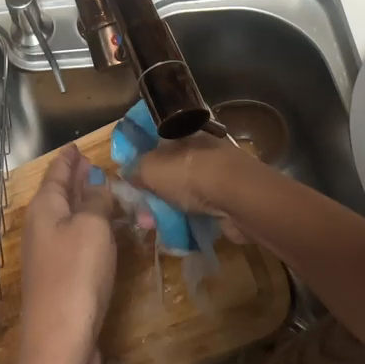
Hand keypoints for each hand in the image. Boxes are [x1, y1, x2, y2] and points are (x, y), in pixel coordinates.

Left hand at [18, 145, 116, 363]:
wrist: (60, 340)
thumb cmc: (75, 274)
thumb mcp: (91, 226)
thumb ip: (97, 201)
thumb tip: (99, 184)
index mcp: (45, 206)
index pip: (57, 172)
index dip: (69, 158)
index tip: (77, 145)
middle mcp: (43, 226)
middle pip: (61, 194)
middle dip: (79, 179)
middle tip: (96, 165)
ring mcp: (51, 255)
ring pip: (72, 218)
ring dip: (90, 205)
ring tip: (110, 194)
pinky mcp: (63, 280)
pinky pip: (79, 242)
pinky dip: (94, 231)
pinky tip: (108, 234)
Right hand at [129, 132, 264, 217]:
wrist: (237, 197)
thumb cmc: (188, 173)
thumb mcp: (150, 169)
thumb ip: (135, 170)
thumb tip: (126, 174)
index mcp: (179, 132)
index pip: (153, 139)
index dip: (138, 156)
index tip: (127, 177)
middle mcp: (197, 147)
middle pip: (167, 168)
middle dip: (151, 190)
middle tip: (140, 212)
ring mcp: (213, 172)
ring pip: (182, 190)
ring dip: (167, 207)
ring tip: (154, 226)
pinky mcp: (225, 196)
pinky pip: (198, 207)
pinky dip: (186, 218)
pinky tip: (175, 231)